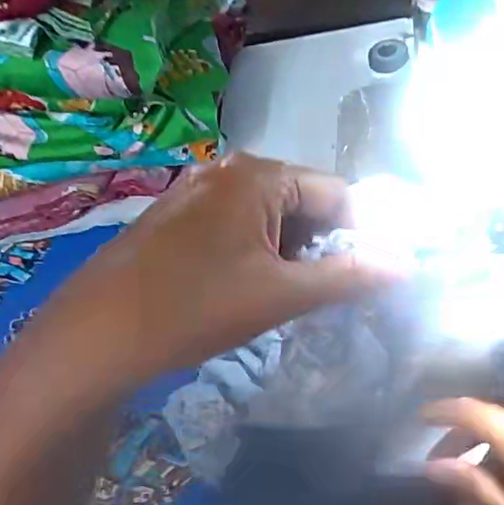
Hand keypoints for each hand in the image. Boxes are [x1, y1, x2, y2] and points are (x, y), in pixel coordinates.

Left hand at [29, 156, 396, 391]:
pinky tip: (241, 291)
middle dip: (318, 246)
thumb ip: (346, 276)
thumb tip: (405, 265)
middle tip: (317, 294)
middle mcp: (226, 170)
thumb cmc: (196, 308)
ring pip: (266, 217)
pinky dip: (252, 254)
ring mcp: (194, 192)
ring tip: (279, 298)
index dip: (357, 236)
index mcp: (258, 175)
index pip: (336, 193)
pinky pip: (233, 227)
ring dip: (285, 254)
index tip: (361, 280)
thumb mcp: (280, 294)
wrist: (98, 334)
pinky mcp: (174, 218)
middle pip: (301, 201)